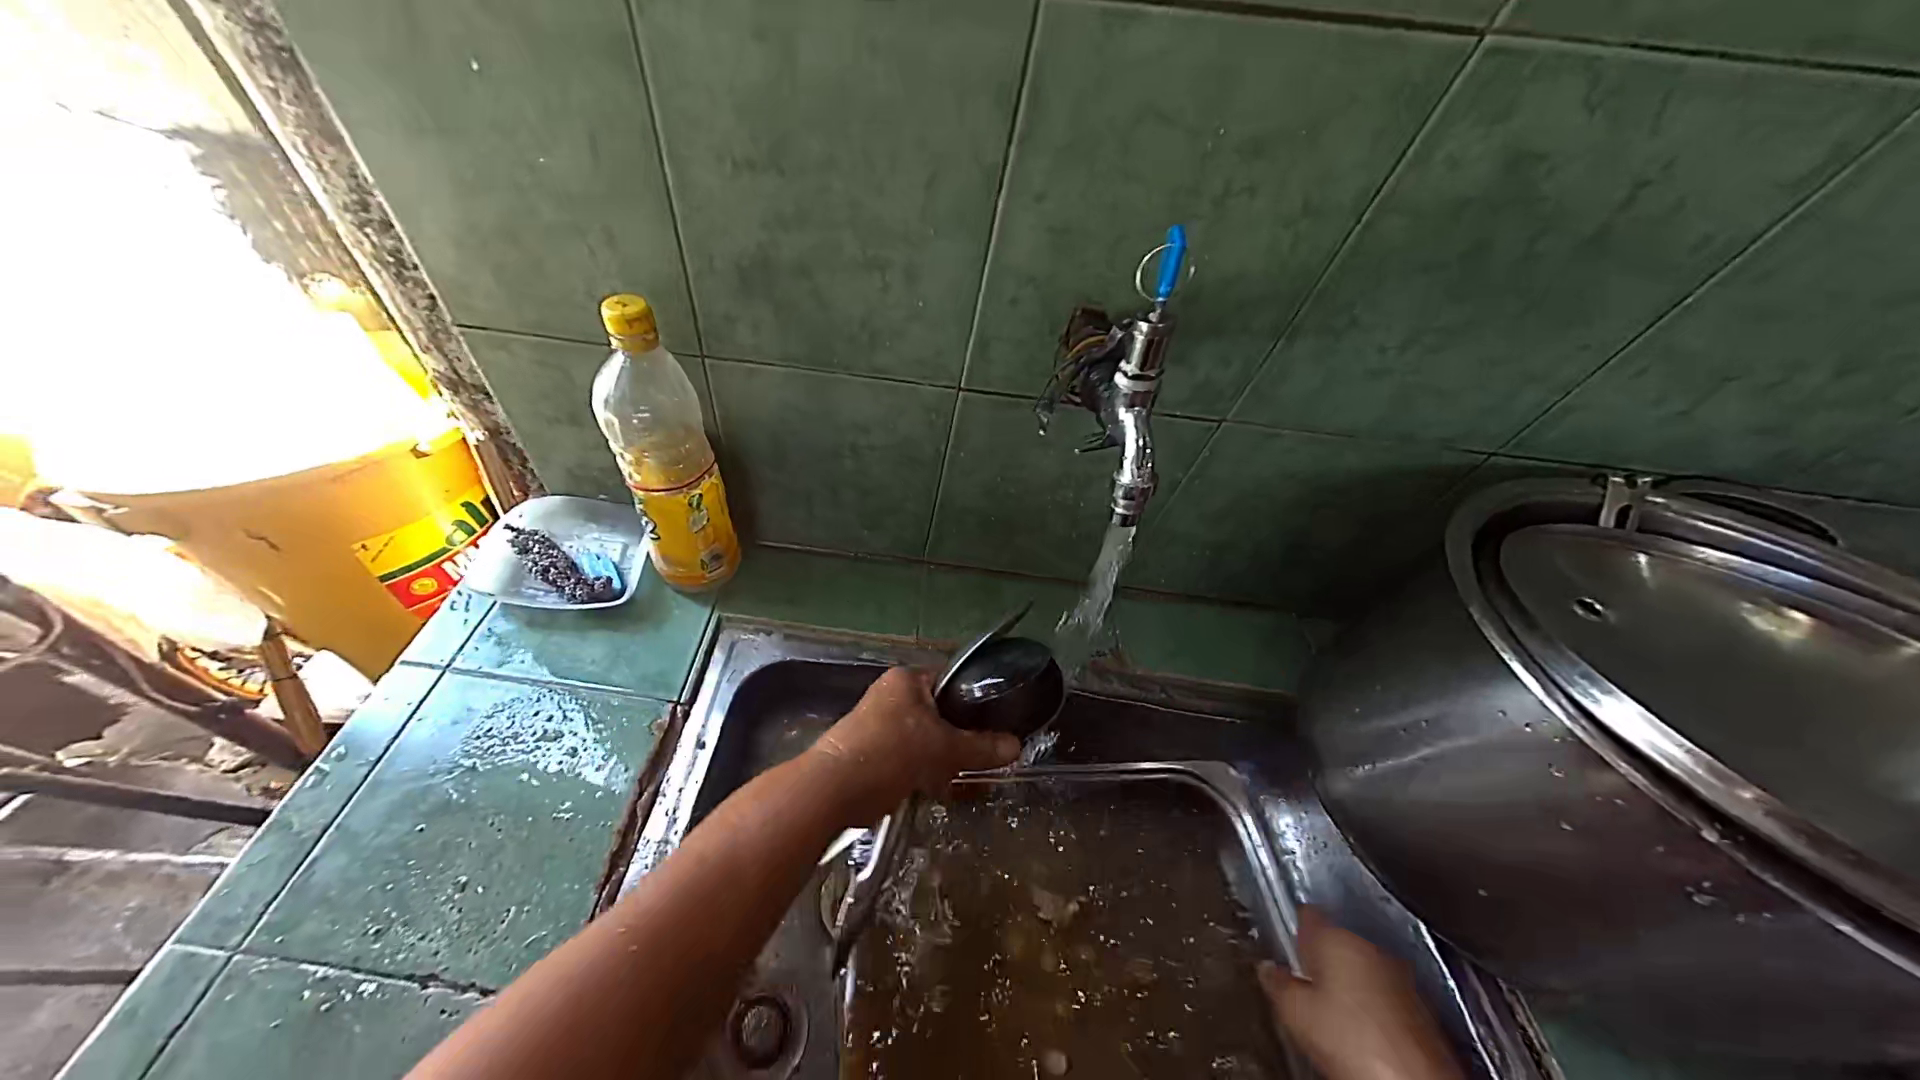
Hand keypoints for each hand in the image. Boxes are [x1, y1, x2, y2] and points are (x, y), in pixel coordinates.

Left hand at [806, 667, 1021, 824]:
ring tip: (968, 780)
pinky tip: (942, 790)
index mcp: (907, 680)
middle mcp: (891, 695)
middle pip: (940, 713)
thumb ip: (982, 747)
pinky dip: (926, 772)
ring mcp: (878, 724)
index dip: (976, 699)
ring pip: (925, 738)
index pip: (952, 680)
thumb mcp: (944, 750)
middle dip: (962, 738)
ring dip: (945, 759)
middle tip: (985, 757)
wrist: (831, 791)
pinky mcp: (870, 752)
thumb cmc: (890, 754)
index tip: (997, 721)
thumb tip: (1016, 746)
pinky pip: (909, 757)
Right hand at [1259, 907, 1463, 1079]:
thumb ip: (1276, 983)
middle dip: (1316, 961)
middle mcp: (1370, 948)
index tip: (1281, 946)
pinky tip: (1358, 1032)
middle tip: (1299, 989)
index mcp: (1336, 938)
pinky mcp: (1420, 1008)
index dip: (1291, 926)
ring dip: (1344, 984)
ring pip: (1358, 968)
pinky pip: (1381, 993)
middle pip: (1333, 942)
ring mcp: (1399, 977)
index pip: (1306, 914)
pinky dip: (1368, 1006)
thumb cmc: (1353, 1042)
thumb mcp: (1295, 1013)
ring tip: (1328, 1016)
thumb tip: (1269, 970)